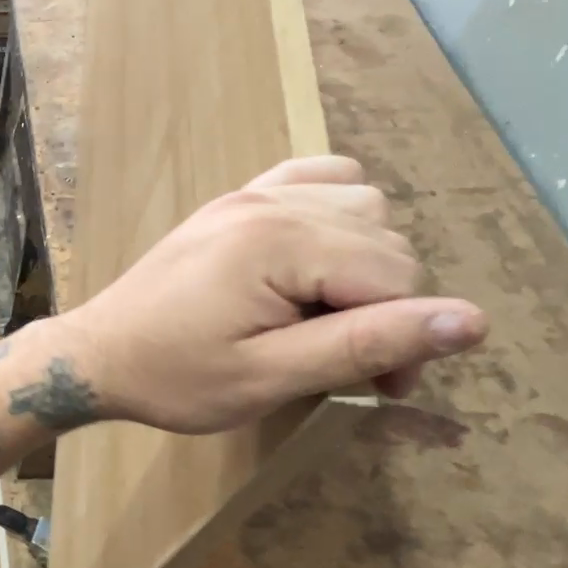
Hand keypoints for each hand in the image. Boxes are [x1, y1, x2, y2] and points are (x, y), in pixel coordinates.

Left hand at [50, 155, 488, 433]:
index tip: (376, 387)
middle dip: (385, 305)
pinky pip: (316, 179)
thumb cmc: (172, 377)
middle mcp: (269, 204)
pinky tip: (318, 256)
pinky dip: (336, 211)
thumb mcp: (268, 377)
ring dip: (363, 261)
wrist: (96, 356)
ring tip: (322, 314)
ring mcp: (248, 196)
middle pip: (385, 240)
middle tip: (347, 361)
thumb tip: (472, 320)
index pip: (397, 277)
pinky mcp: (232, 204)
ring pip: (363, 206)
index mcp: (278, 244)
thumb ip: (365, 345)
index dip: (403, 338)